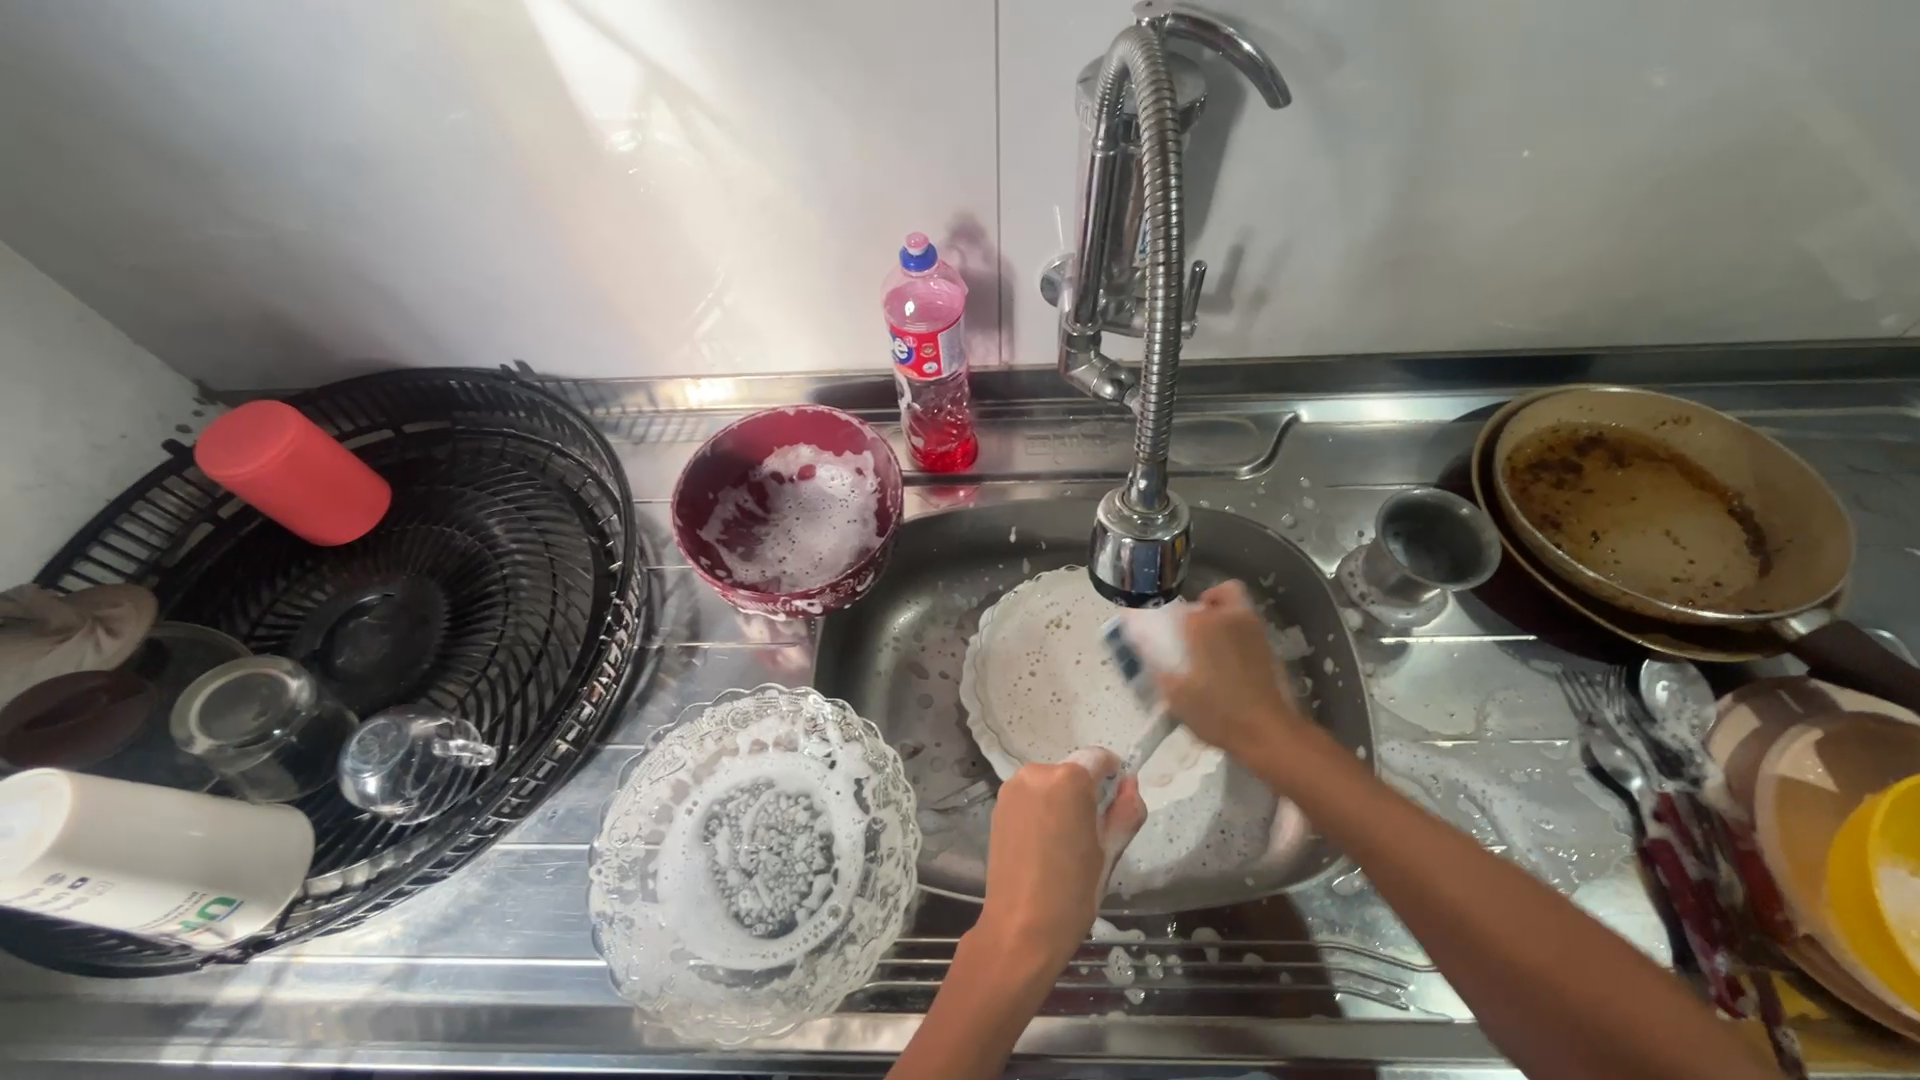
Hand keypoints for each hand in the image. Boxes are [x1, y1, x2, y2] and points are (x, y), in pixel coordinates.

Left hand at [975, 748, 1146, 971]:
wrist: (1020, 928)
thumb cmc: (1073, 891)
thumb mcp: (1110, 850)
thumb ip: (1126, 810)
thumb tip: (1130, 783)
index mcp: (1068, 780)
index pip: (1099, 757)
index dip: (1112, 776)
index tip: (1116, 804)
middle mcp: (1035, 773)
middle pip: (1072, 770)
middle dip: (1086, 792)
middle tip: (1092, 833)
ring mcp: (1012, 789)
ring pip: (1050, 784)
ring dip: (1062, 801)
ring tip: (1066, 843)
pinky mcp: (998, 807)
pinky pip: (1030, 797)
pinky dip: (1042, 810)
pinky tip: (1044, 846)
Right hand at [1157, 580, 1310, 761]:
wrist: (1266, 732)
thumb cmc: (1216, 713)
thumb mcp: (1174, 694)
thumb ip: (1157, 666)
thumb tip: (1146, 649)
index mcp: (1201, 625)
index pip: (1175, 609)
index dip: (1163, 619)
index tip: (1155, 632)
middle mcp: (1228, 617)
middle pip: (1210, 596)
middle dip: (1196, 609)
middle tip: (1185, 634)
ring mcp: (1252, 628)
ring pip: (1232, 603)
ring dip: (1217, 615)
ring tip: (1205, 644)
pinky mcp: (1266, 644)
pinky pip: (1245, 622)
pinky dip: (1233, 629)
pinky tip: (1224, 659)